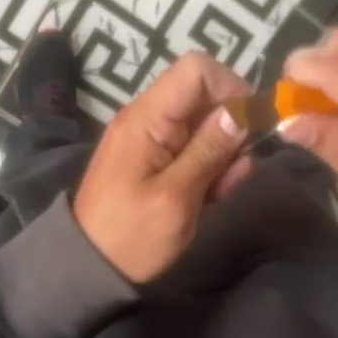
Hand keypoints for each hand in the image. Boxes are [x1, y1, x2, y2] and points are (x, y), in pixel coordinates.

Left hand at [74, 53, 252, 281]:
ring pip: (204, 124)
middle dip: (231, 129)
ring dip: (223, 154)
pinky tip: (209, 199)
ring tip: (218, 193)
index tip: (249, 127)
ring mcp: (152, 139)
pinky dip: (209, 168)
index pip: (196, 68)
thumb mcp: (175, 198)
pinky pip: (193, 148)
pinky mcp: (156, 160)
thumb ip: (209, 151)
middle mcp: (148, 118)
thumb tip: (241, 111)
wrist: (89, 269)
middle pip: (205, 95)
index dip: (230, 88)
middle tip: (233, 173)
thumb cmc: (130, 237)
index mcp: (146, 118)